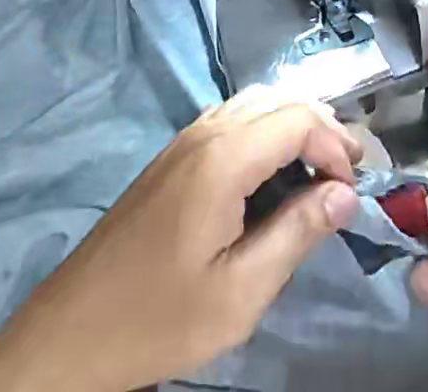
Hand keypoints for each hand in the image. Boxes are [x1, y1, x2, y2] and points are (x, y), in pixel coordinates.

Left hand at [0, 89, 363, 391]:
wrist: (77, 328)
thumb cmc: (162, 316)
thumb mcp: (241, 290)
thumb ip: (297, 233)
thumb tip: (345, 193)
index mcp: (222, 158)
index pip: (297, 118)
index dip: (334, 145)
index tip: (351, 192)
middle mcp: (203, 132)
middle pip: (277, 99)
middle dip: (320, 126)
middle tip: (346, 173)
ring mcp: (184, 139)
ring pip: (253, 104)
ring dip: (292, 125)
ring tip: (319, 170)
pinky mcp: (173, 155)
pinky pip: (230, 120)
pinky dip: (264, 131)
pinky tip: (274, 172)